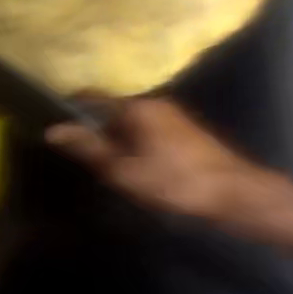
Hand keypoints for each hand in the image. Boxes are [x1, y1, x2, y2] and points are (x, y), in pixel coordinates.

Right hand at [46, 97, 289, 226]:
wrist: (239, 196)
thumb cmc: (176, 182)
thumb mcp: (124, 170)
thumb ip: (88, 148)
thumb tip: (52, 129)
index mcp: (135, 106)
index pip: (90, 97)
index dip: (70, 111)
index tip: (56, 131)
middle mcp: (153, 102)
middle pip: (110, 110)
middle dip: (94, 130)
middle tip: (83, 158)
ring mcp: (172, 115)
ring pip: (130, 122)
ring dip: (115, 139)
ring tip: (108, 167)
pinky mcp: (185, 131)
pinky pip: (147, 130)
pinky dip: (134, 144)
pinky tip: (136, 168)